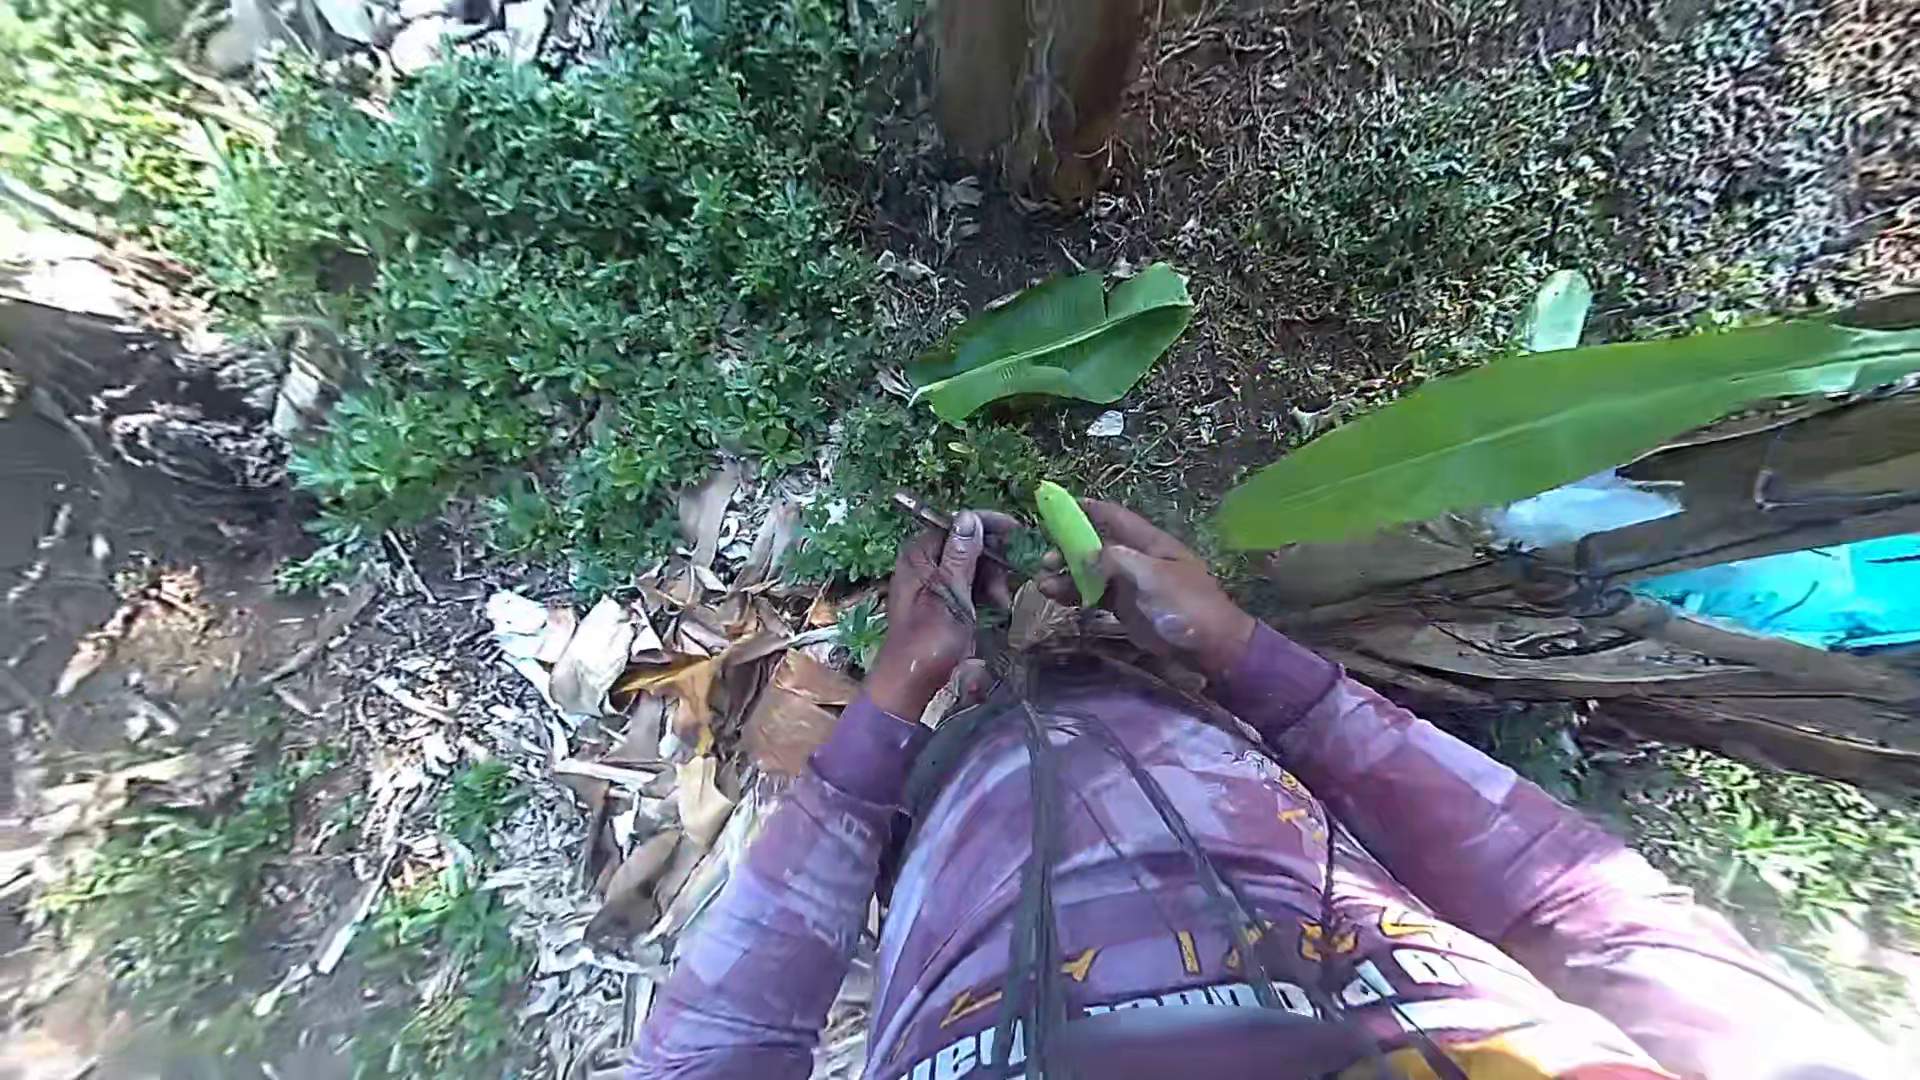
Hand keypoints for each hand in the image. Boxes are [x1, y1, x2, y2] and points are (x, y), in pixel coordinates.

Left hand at [866, 510, 1016, 721]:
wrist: (912, 684)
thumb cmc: (929, 640)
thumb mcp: (950, 595)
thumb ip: (960, 556)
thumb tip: (969, 517)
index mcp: (918, 555)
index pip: (955, 524)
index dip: (985, 524)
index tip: (1015, 531)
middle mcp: (923, 563)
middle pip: (966, 543)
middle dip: (991, 558)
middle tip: (1008, 580)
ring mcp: (933, 582)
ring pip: (971, 564)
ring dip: (991, 578)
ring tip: (1001, 601)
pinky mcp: (943, 600)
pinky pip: (968, 584)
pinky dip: (984, 591)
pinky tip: (997, 606)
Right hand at [1039, 499, 1255, 677]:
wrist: (1211, 648)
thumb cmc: (1187, 606)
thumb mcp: (1153, 577)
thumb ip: (1117, 560)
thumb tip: (1085, 554)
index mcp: (1149, 543)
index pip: (1115, 517)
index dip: (1088, 509)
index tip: (1059, 506)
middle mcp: (1136, 558)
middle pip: (1095, 545)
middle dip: (1068, 549)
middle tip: (1046, 560)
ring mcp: (1129, 583)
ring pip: (1090, 571)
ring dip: (1066, 574)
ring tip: (1044, 584)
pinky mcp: (1124, 605)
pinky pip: (1093, 593)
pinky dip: (1074, 593)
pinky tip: (1056, 597)